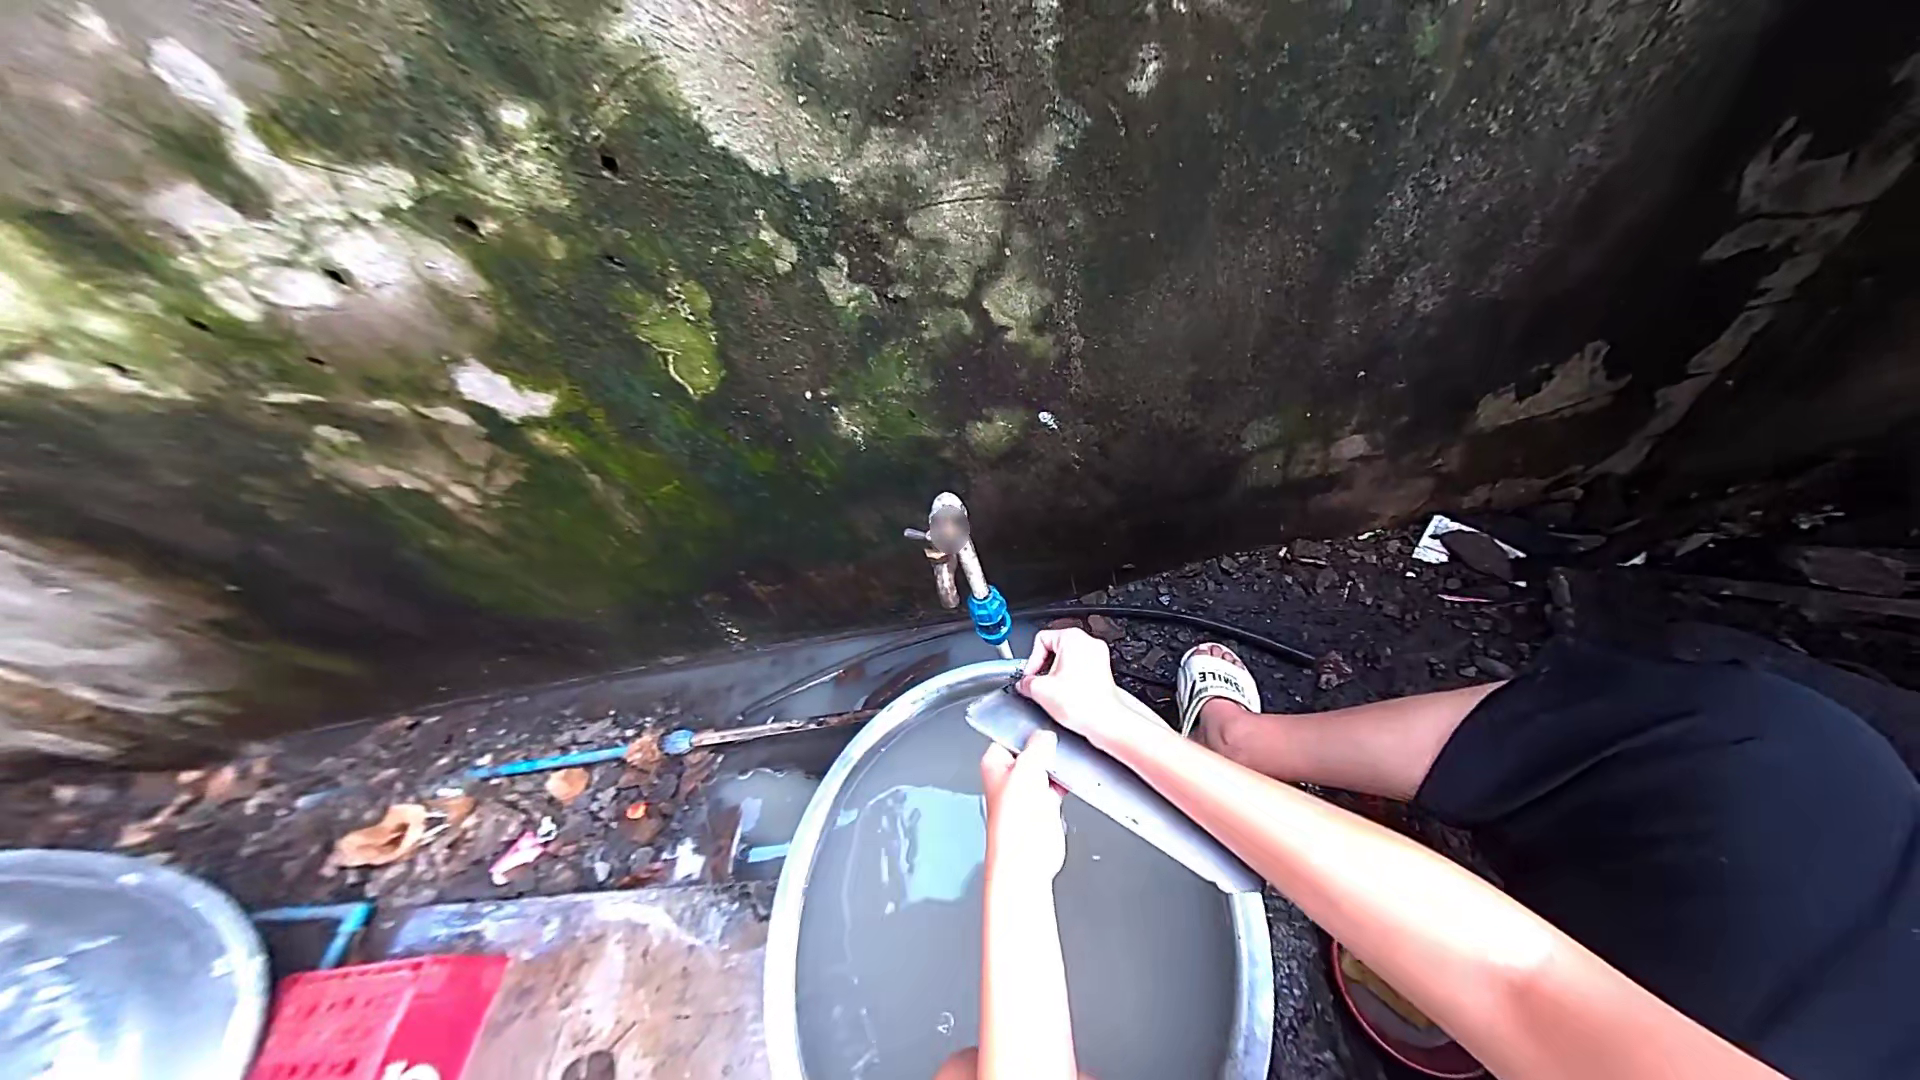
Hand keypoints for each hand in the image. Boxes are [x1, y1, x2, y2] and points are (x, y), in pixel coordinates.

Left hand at [981, 730, 1065, 881]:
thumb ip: (1037, 747)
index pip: (1009, 734)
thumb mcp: (1026, 769)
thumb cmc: (1013, 821)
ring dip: (1056, 765)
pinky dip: (1065, 780)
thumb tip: (1045, 735)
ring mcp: (1026, 790)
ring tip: (1066, 759)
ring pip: (1045, 766)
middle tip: (1057, 742)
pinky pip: (1057, 783)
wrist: (1027, 858)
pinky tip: (1073, 776)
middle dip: (1044, 748)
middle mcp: (1008, 775)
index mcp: (994, 763)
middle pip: (1030, 750)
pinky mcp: (1043, 804)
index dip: (1026, 729)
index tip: (1043, 723)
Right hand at [1018, 628, 1160, 751]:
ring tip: (1056, 691)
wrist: (1106, 723)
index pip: (1041, 640)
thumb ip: (1025, 682)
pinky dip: (1071, 680)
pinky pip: (1079, 668)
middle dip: (1044, 668)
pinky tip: (1067, 695)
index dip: (1032, 660)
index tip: (1031, 676)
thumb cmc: (1082, 704)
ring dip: (1057, 674)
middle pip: (1054, 648)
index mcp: (1072, 638)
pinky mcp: (1103, 670)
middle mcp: (1088, 642)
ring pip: (1067, 659)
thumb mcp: (1040, 690)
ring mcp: (1098, 656)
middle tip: (1041, 684)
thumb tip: (1023, 683)